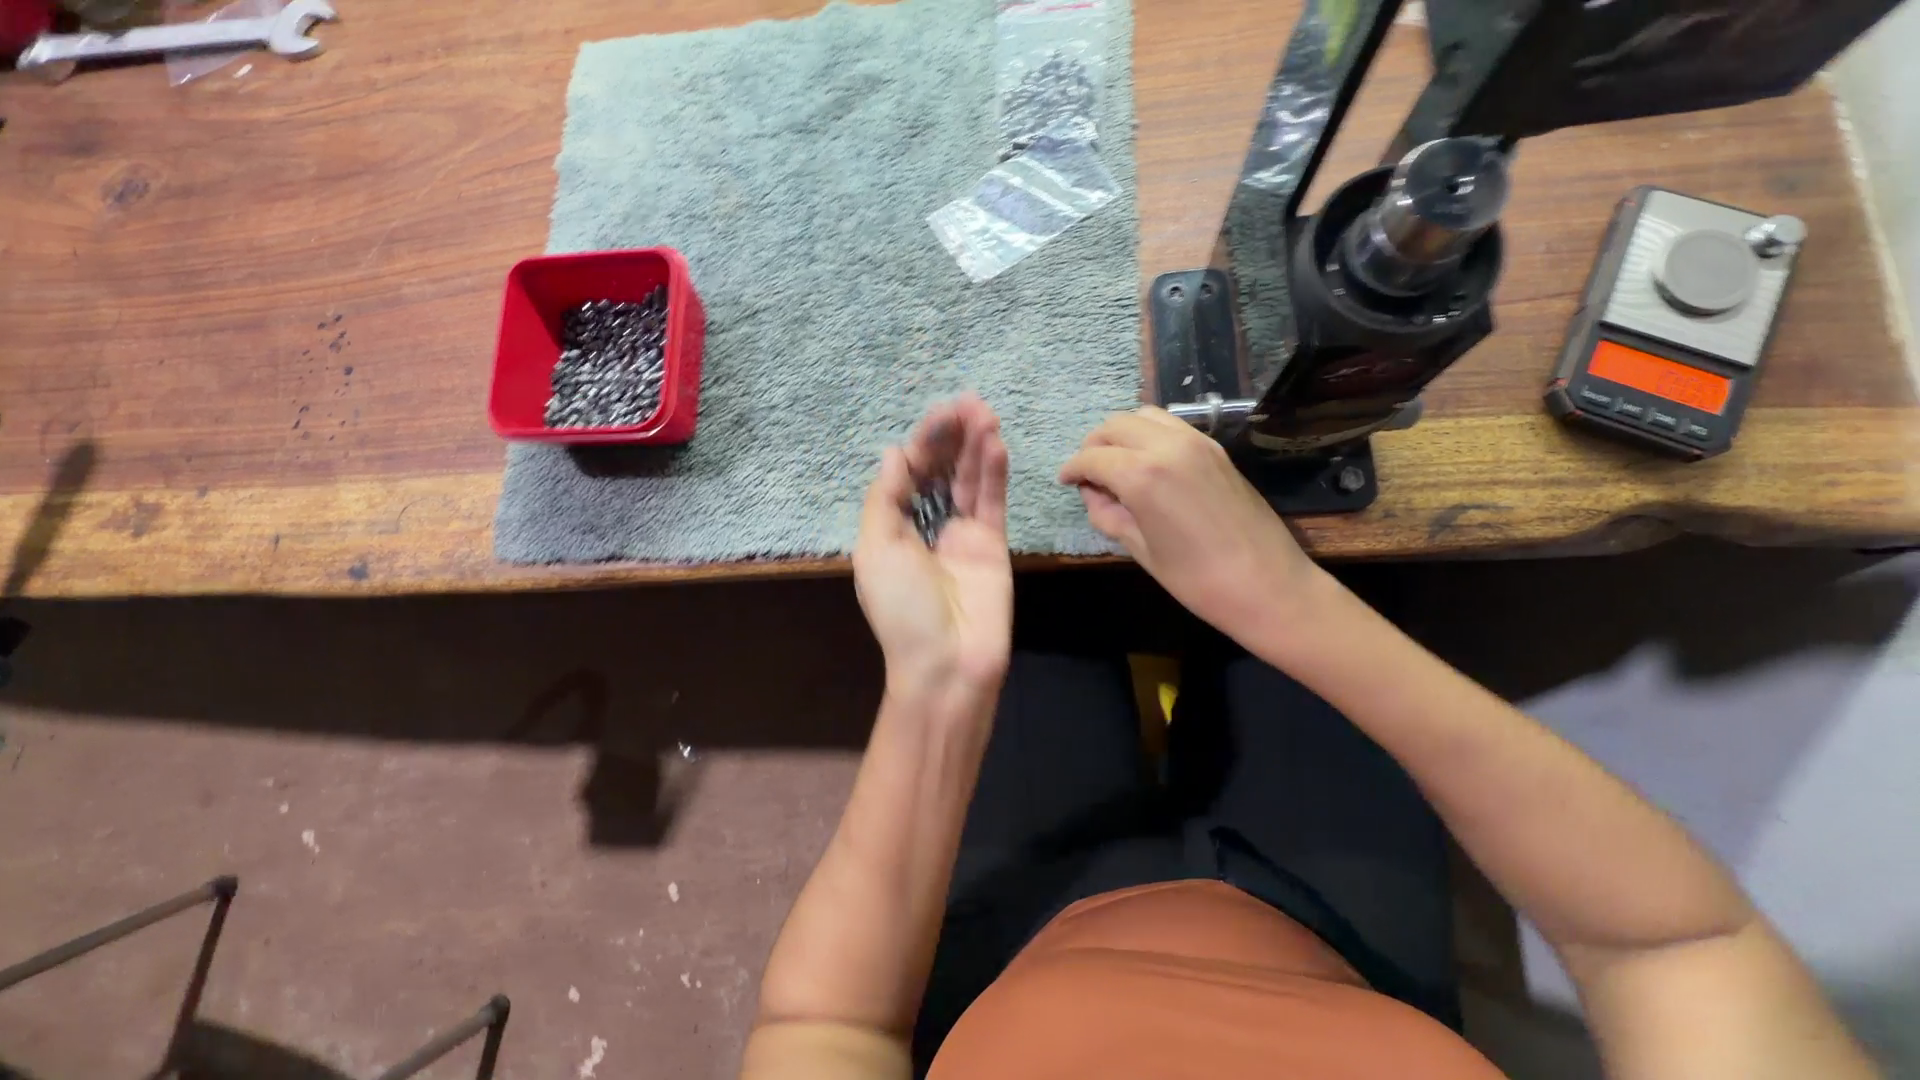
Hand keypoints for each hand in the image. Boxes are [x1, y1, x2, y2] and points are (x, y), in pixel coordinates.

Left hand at [853, 396, 1012, 706]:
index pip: (910, 474)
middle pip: (941, 471)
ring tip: (983, 411)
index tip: (937, 415)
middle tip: (966, 403)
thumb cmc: (902, 609)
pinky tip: (995, 442)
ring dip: (975, 445)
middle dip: (951, 437)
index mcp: (893, 528)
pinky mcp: (994, 543)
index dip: (922, 444)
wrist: (947, 663)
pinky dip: (994, 471)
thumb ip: (885, 498)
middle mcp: (928, 526)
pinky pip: (993, 500)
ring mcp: (963, 534)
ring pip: (969, 480)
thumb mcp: (876, 549)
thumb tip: (893, 453)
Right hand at [1058, 407, 1327, 640]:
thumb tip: (1094, 494)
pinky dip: (1151, 434)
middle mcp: (1166, 446)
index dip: (1073, 469)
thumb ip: (1109, 515)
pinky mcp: (1216, 448)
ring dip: (1123, 433)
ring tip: (1118, 464)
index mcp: (1141, 475)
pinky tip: (1149, 464)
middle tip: (1089, 474)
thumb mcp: (1141, 551)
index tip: (1065, 481)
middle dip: (1094, 446)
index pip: (1092, 458)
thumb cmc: (1196, 579)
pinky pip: (1172, 426)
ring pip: (1144, 416)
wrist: (1267, 585)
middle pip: (1115, 426)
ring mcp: (1196, 442)